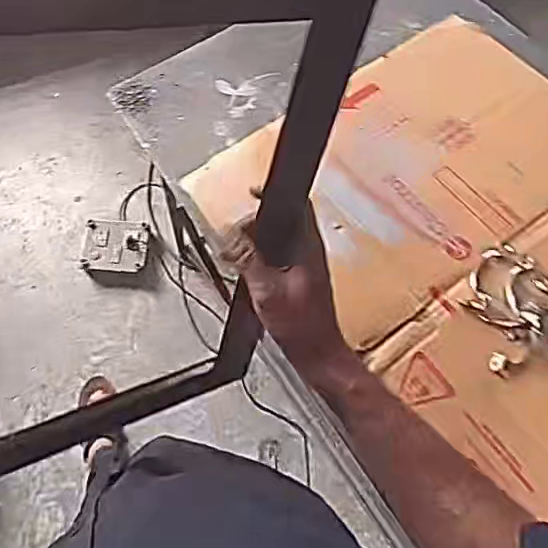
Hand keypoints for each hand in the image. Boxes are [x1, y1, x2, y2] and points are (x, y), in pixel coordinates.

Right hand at [222, 189, 349, 371]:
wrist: (316, 354)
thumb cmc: (301, 327)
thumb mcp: (266, 291)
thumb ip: (248, 261)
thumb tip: (231, 239)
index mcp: (308, 246)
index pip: (298, 205)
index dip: (274, 196)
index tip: (253, 194)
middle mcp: (310, 250)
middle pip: (283, 220)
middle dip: (256, 225)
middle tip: (236, 238)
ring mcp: (307, 262)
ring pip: (280, 238)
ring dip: (258, 242)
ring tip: (239, 255)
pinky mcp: (301, 275)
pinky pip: (280, 255)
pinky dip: (263, 257)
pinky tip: (251, 271)